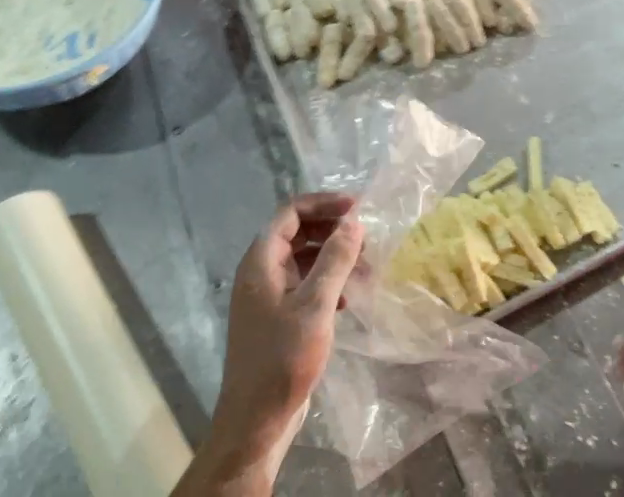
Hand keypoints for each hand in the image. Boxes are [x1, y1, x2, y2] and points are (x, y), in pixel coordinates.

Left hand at [178, 193, 363, 496]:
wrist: (256, 420)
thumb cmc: (283, 357)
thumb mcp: (315, 305)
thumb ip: (334, 259)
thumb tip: (354, 221)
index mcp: (261, 262)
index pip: (291, 213)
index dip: (324, 203)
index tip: (358, 207)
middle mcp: (260, 273)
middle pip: (297, 233)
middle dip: (332, 230)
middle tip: (367, 237)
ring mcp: (267, 297)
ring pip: (302, 260)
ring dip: (333, 257)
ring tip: (366, 267)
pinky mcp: (277, 318)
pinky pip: (304, 285)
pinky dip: (327, 282)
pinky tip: (348, 298)